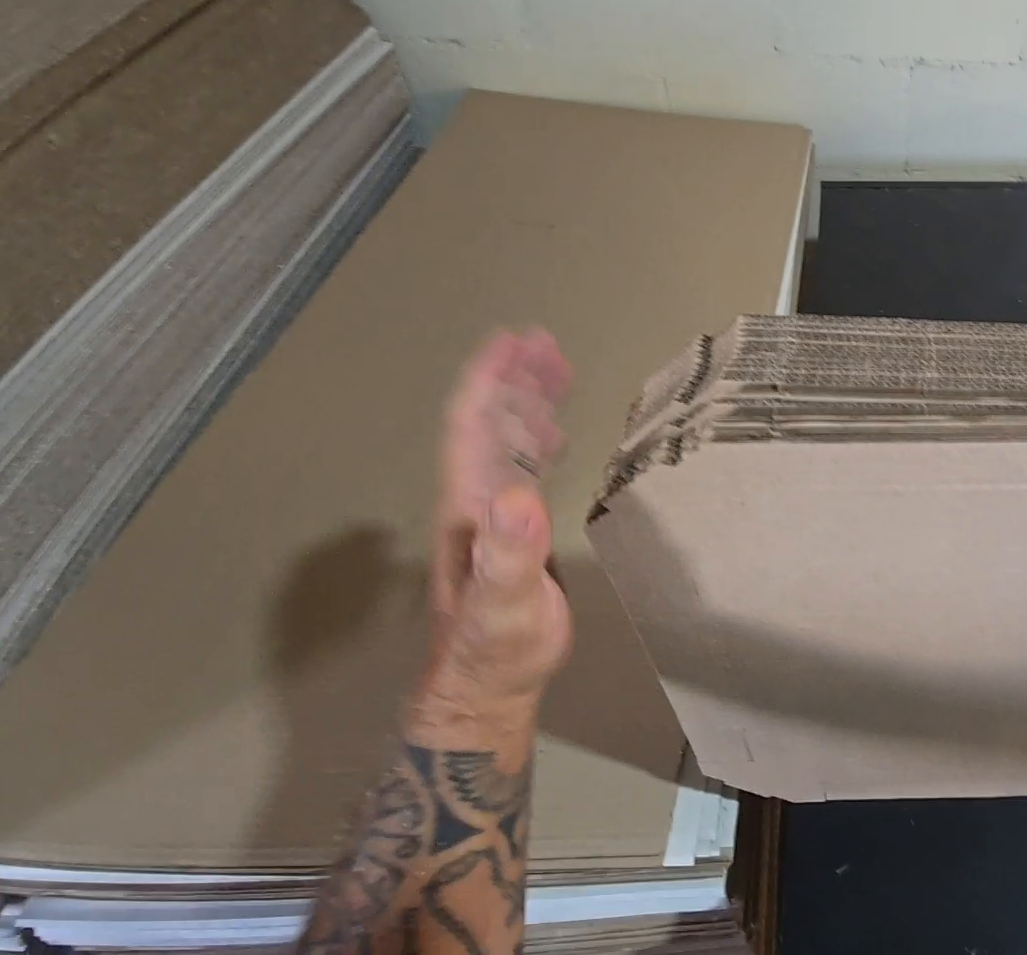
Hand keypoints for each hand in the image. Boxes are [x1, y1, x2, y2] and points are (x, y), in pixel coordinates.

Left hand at [414, 331, 574, 740]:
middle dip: (514, 379)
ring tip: (556, 370)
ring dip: (527, 402)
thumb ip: (509, 556)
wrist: (487, 685)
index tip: (512, 342)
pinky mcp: (512, 531)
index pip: (472, 428)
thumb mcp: (506, 606)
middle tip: (545, 344)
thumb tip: (519, 496)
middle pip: (490, 424)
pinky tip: (556, 432)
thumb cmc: (499, 649)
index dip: (489, 381)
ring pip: (506, 442)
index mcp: (470, 506)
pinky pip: (523, 468)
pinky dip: (539, 439)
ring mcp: (492, 515)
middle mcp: (475, 500)